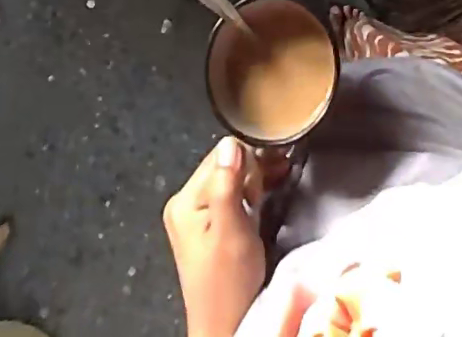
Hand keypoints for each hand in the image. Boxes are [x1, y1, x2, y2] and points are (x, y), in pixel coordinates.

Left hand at [164, 137, 266, 336]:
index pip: (221, 156)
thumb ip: (227, 185)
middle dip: (255, 167)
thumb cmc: (229, 284)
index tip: (272, 172)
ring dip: (256, 177)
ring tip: (277, 181)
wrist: (227, 329)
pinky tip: (269, 190)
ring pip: (232, 176)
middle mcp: (186, 202)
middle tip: (277, 178)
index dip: (250, 159)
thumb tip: (231, 142)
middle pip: (226, 164)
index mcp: (185, 201)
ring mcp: (197, 214)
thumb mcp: (231, 231)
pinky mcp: (211, 225)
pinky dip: (252, 190)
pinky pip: (233, 193)